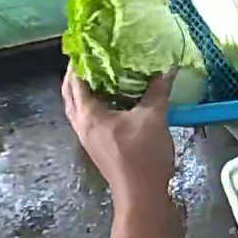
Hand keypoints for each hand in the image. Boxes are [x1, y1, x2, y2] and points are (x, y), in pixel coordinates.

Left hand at [63, 65, 175, 202]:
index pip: (75, 80)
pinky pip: (89, 116)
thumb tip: (168, 69)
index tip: (88, 43)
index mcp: (88, 114)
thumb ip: (158, 90)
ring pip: (78, 106)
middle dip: (77, 73)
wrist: (142, 194)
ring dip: (85, 88)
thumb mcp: (153, 117)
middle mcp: (82, 124)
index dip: (79, 60)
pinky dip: (95, 102)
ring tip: (102, 73)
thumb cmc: (143, 154)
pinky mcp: (98, 145)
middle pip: (70, 93)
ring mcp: (87, 137)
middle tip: (92, 56)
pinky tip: (113, 97)